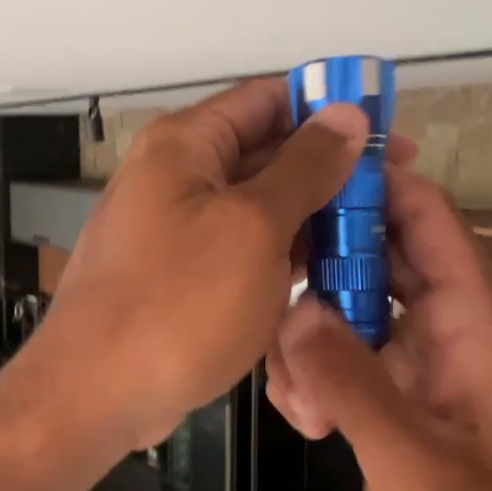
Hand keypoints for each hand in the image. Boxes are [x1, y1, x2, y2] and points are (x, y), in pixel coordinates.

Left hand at [38, 79, 388, 451]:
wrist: (94, 392)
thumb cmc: (178, 302)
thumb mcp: (253, 227)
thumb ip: (304, 167)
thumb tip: (347, 114)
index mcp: (184, 144)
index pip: (266, 98)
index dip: (328, 108)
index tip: (390, 133)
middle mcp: (173, 174)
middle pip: (263, 150)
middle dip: (328, 167)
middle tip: (396, 191)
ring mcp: (173, 226)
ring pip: (255, 204)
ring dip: (310, 215)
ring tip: (376, 234)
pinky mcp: (178, 274)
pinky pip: (238, 247)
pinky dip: (279, 253)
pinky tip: (328, 271)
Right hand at [265, 167, 491, 490]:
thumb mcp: (421, 470)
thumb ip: (355, 388)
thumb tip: (292, 311)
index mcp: (473, 325)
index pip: (427, 220)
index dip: (373, 181)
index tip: (301, 170)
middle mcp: (446, 328)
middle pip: (373, 255)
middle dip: (315, 265)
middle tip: (257, 283)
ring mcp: (419, 361)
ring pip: (347, 306)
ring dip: (306, 334)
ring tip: (292, 393)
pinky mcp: (399, 392)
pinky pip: (343, 353)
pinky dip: (313, 372)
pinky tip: (303, 416)